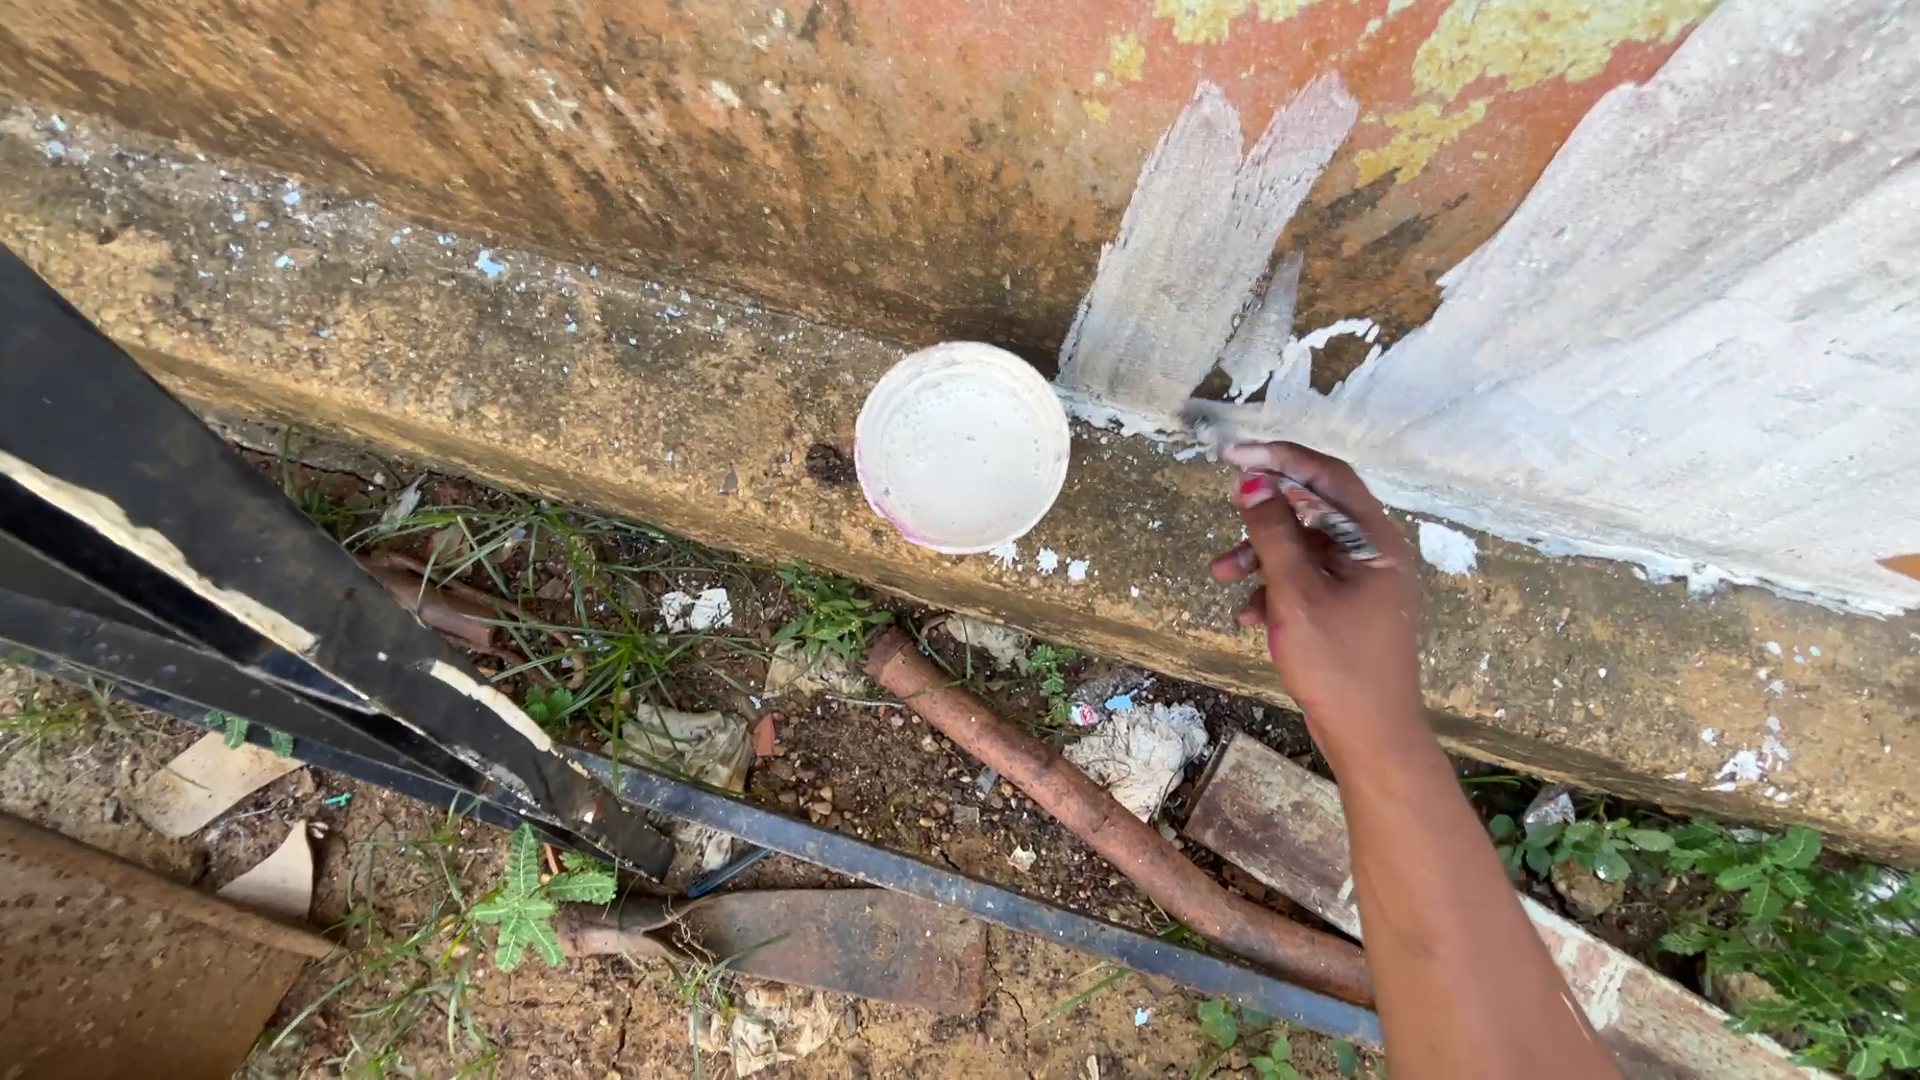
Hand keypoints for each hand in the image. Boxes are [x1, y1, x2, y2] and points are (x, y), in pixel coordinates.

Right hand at [1207, 442, 1424, 759]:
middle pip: (1313, 510)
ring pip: (1302, 548)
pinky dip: (1273, 590)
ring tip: (1221, 575)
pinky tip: (1248, 617)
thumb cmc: (1337, 662)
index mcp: (1375, 541)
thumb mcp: (1296, 593)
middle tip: (1227, 508)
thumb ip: (1274, 534)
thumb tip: (1253, 482)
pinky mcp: (1346, 608)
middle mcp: (1373, 554)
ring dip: (1260, 556)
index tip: (1233, 455)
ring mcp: (1360, 583)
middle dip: (1263, 515)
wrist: (1369, 736)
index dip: (1279, 457)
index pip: (1328, 476)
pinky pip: (1304, 581)